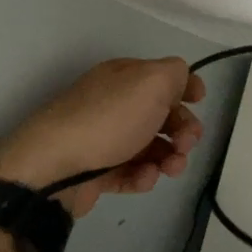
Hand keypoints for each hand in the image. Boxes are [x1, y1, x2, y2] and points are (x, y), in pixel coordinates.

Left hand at [0, 57, 204, 217]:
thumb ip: (176, 73)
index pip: (163, 75)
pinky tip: (144, 178)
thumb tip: (181, 82)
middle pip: (160, 114)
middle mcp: (112, 104)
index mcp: (123, 77)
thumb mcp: (152, 81)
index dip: (186, 86)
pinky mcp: (95, 172)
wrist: (51, 169)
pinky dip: (143, 176)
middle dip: (183, 128)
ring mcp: (102, 139)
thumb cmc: (108, 119)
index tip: (200, 101)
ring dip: (169, 157)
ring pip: (149, 146)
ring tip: (170, 169)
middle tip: (188, 143)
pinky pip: (129, 172)